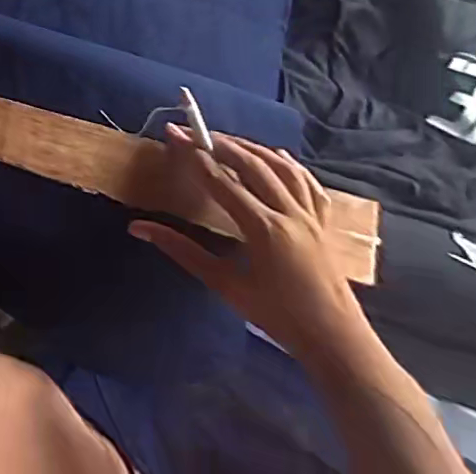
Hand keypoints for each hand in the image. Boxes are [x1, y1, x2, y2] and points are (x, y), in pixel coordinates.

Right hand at [130, 126, 369, 361]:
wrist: (339, 344)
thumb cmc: (277, 316)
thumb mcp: (224, 283)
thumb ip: (181, 249)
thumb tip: (136, 227)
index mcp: (263, 228)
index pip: (220, 178)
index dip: (193, 153)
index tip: (173, 132)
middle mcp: (290, 215)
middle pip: (252, 165)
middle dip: (220, 143)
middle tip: (193, 131)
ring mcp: (312, 218)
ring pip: (282, 168)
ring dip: (252, 148)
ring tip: (227, 139)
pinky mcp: (325, 225)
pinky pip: (309, 184)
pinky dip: (288, 164)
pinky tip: (275, 156)